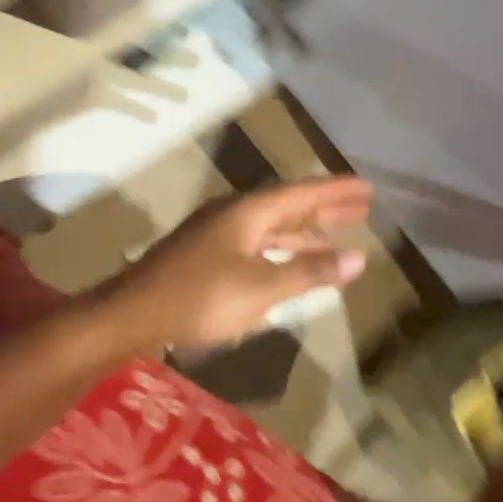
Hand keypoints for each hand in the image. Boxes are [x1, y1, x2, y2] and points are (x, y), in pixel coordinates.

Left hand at [101, 177, 373, 350]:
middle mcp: (230, 214)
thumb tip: (357, 258)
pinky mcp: (202, 255)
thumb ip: (309, 272)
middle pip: (285, 205)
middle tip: (360, 210)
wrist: (134, 312)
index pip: (301, 192)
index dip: (335, 192)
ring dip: (300, 233)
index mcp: (246, 211)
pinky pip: (253, 243)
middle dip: (323, 209)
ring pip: (267, 226)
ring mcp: (213, 233)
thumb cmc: (201, 297)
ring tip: (334, 242)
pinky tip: (287, 267)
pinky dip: (277, 250)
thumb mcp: (262, 287)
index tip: (368, 189)